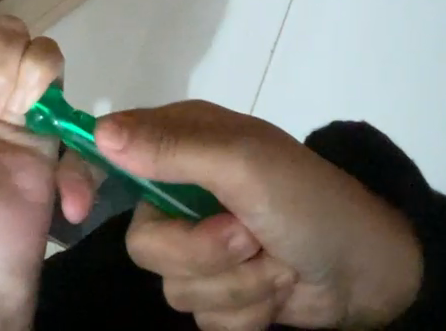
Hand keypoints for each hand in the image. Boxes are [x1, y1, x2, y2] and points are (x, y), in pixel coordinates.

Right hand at [98, 101, 423, 330]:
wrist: (370, 268)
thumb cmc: (306, 198)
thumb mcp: (242, 162)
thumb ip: (171, 148)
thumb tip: (100, 132)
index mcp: (182, 142)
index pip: (108, 150)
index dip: (81, 175)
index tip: (75, 207)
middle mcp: (181, 190)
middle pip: (143, 240)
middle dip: (201, 251)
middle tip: (247, 234)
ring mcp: (201, 243)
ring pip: (174, 285)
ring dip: (234, 282)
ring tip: (274, 257)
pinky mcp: (221, 290)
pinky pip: (204, 317)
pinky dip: (247, 309)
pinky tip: (277, 288)